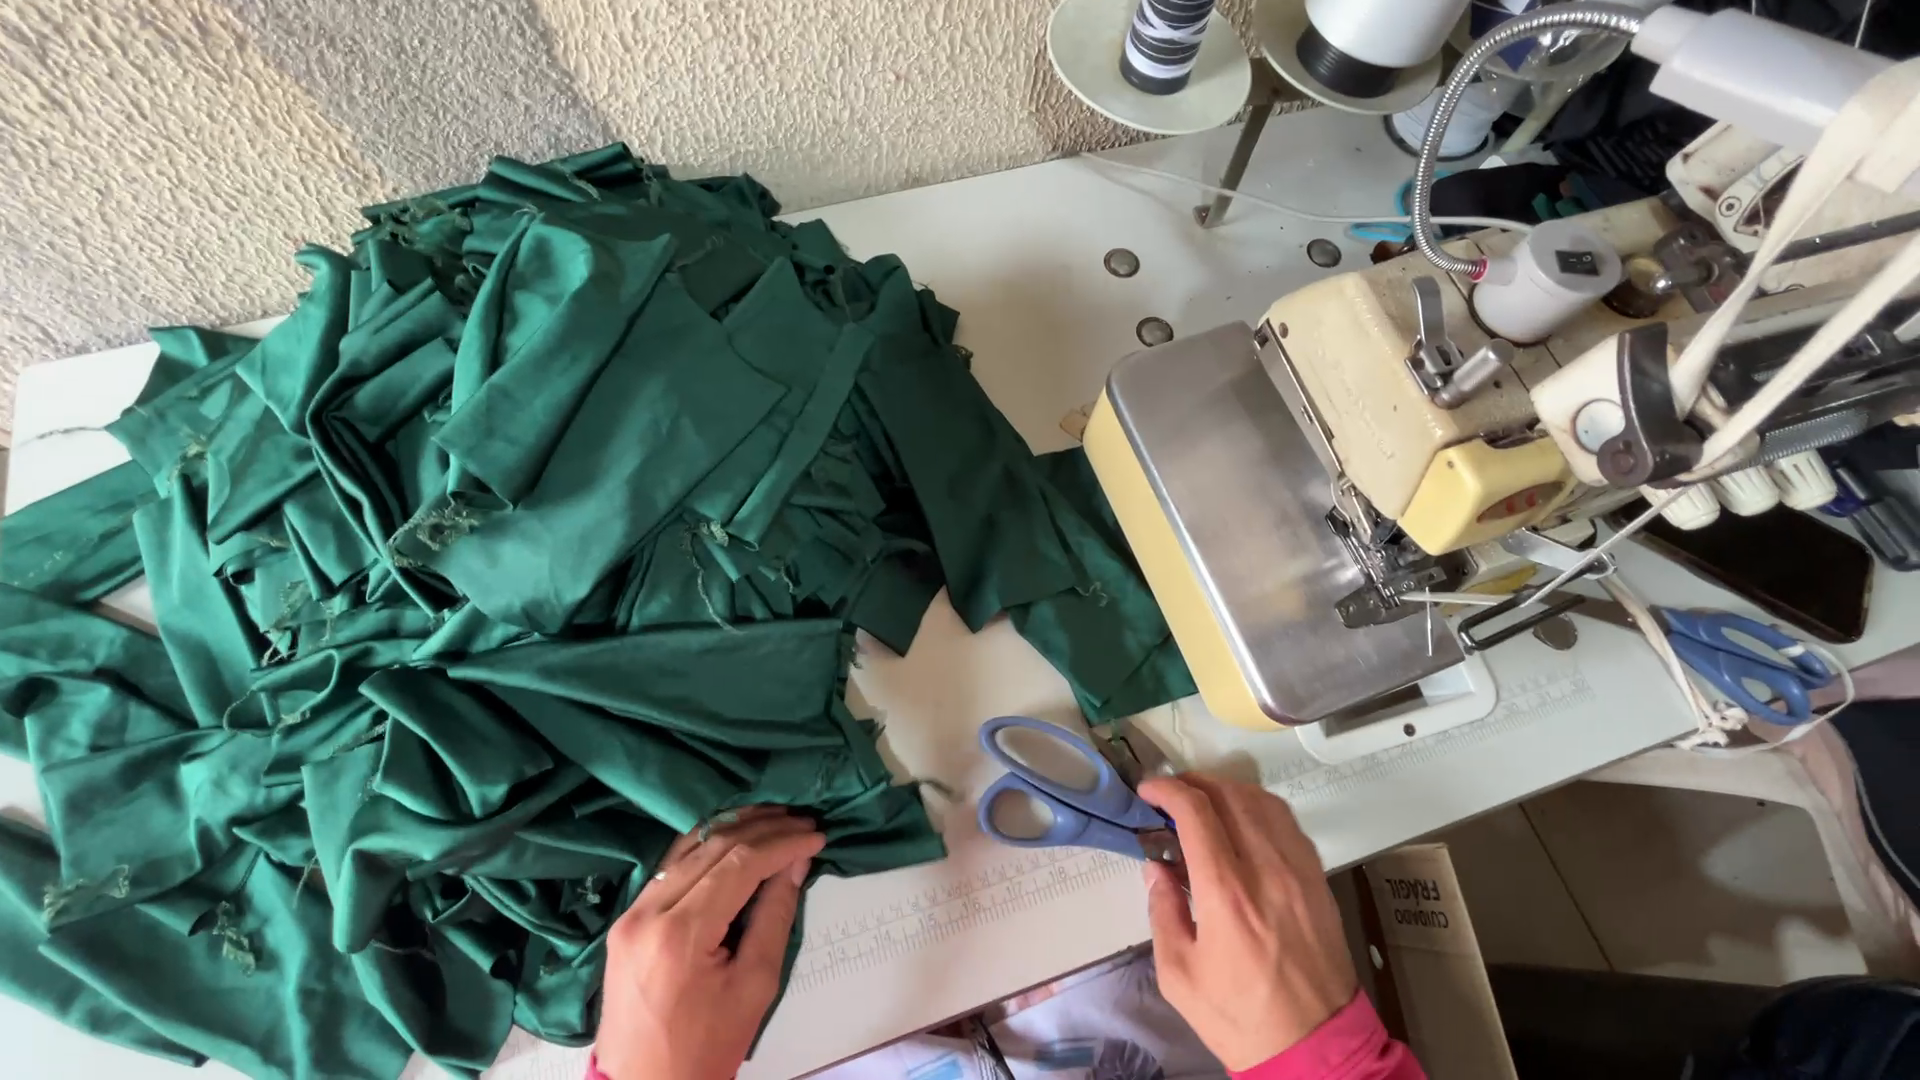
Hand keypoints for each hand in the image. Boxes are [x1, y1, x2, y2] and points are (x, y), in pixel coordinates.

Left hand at [597, 807, 825, 1079]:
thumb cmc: (705, 1047)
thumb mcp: (755, 985)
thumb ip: (775, 915)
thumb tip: (796, 861)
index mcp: (679, 934)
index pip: (739, 863)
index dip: (782, 843)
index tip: (816, 835)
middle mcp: (647, 912)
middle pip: (714, 846)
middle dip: (764, 827)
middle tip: (802, 820)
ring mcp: (630, 912)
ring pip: (689, 846)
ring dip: (736, 827)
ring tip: (776, 818)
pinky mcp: (626, 918)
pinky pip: (672, 865)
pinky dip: (708, 845)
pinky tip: (737, 837)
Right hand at [1137, 774, 1358, 1071]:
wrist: (1316, 1050)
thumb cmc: (1238, 1016)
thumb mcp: (1178, 974)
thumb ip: (1162, 911)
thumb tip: (1156, 867)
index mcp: (1226, 893)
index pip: (1196, 812)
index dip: (1167, 790)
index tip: (1149, 791)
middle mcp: (1266, 870)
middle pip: (1229, 795)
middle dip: (1193, 783)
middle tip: (1171, 793)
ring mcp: (1299, 872)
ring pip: (1263, 801)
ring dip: (1227, 789)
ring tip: (1205, 800)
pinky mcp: (1318, 880)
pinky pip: (1288, 823)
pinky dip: (1259, 807)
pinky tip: (1243, 820)